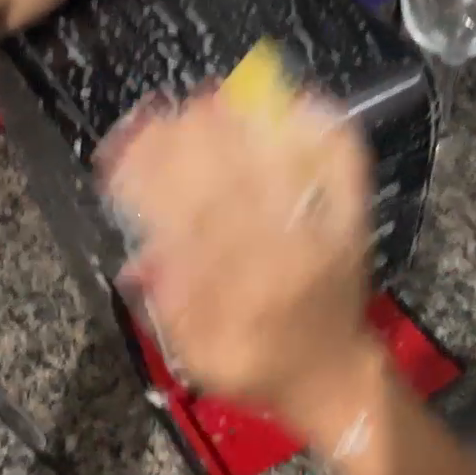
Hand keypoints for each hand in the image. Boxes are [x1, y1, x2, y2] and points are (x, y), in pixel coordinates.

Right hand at [101, 94, 381, 419]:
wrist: (336, 374)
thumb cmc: (264, 369)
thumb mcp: (205, 361)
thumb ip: (174, 313)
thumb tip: (141, 261)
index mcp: (248, 292)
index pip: (194, 218)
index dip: (153, 179)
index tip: (123, 157)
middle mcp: (289, 252)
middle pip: (236, 177)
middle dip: (189, 141)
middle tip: (159, 119)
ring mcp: (327, 229)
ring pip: (285, 159)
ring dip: (245, 122)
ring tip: (209, 100)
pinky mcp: (353, 216)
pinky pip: (343, 160)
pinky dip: (320, 126)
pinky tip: (289, 104)